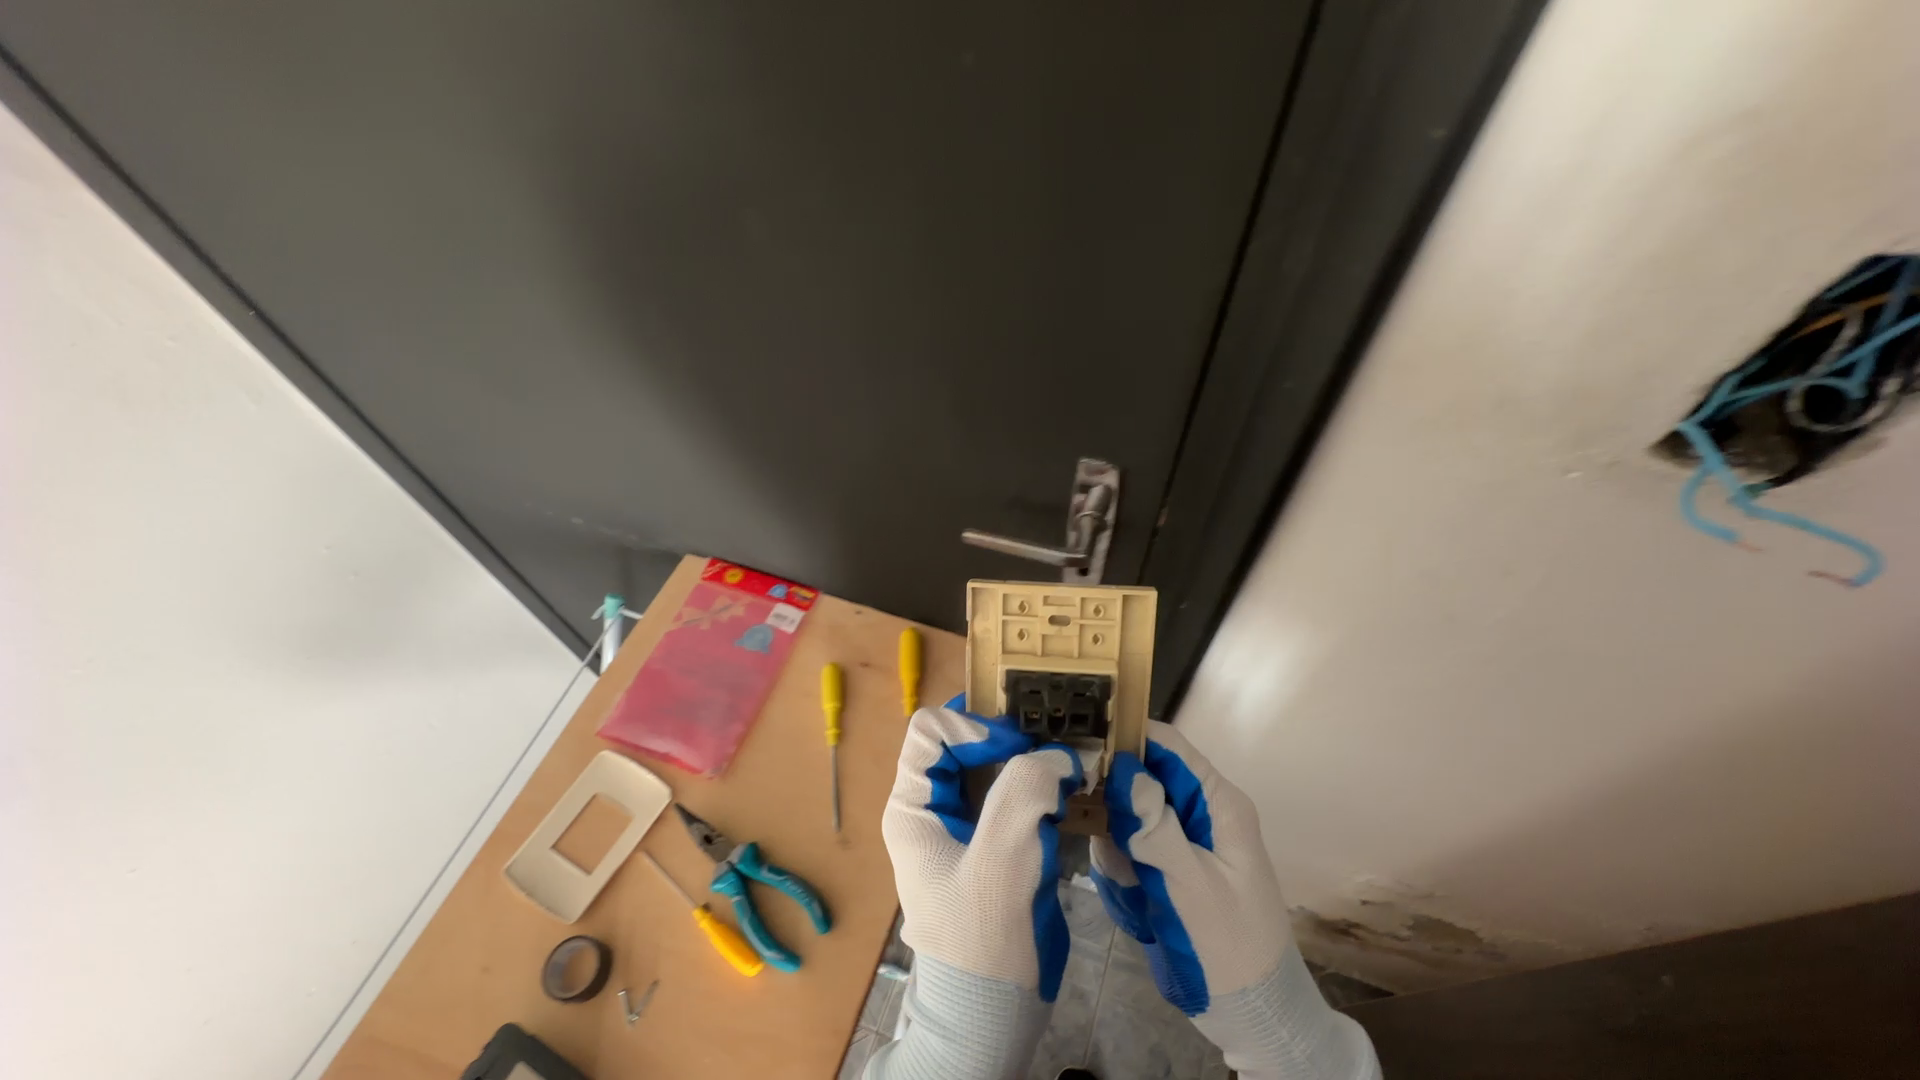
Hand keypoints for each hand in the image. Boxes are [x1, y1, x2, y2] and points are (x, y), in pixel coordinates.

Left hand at [869, 697, 1082, 1079]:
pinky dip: (1043, 790)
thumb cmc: (984, 939)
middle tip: (1055, 746)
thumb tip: (1054, 755)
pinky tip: (1071, 799)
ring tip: (1071, 767)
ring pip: (994, 768)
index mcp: (916, 808)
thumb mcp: (1001, 861)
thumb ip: (1024, 794)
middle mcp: (936, 809)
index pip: (932, 732)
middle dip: (1010, 738)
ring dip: (1031, 762)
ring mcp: (967, 828)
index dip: (974, 727)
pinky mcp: (996, 846)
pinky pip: (1016, 799)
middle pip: (965, 743)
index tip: (1019, 748)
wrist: (992, 1013)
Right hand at [1092, 721, 1379, 1079]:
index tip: (1079, 757)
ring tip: (1131, 888)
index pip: (1166, 746)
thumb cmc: (1226, 945)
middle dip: (1115, 811)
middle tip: (1112, 852)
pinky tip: (1133, 900)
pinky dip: (1121, 872)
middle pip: (1138, 778)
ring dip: (1116, 849)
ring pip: (1126, 817)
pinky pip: (1128, 850)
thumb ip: (1152, 825)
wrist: (1251, 1014)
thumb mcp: (1188, 884)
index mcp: (1217, 803)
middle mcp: (1199, 811)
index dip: (1123, 741)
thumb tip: (1121, 766)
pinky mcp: (1167, 865)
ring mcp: (1182, 839)